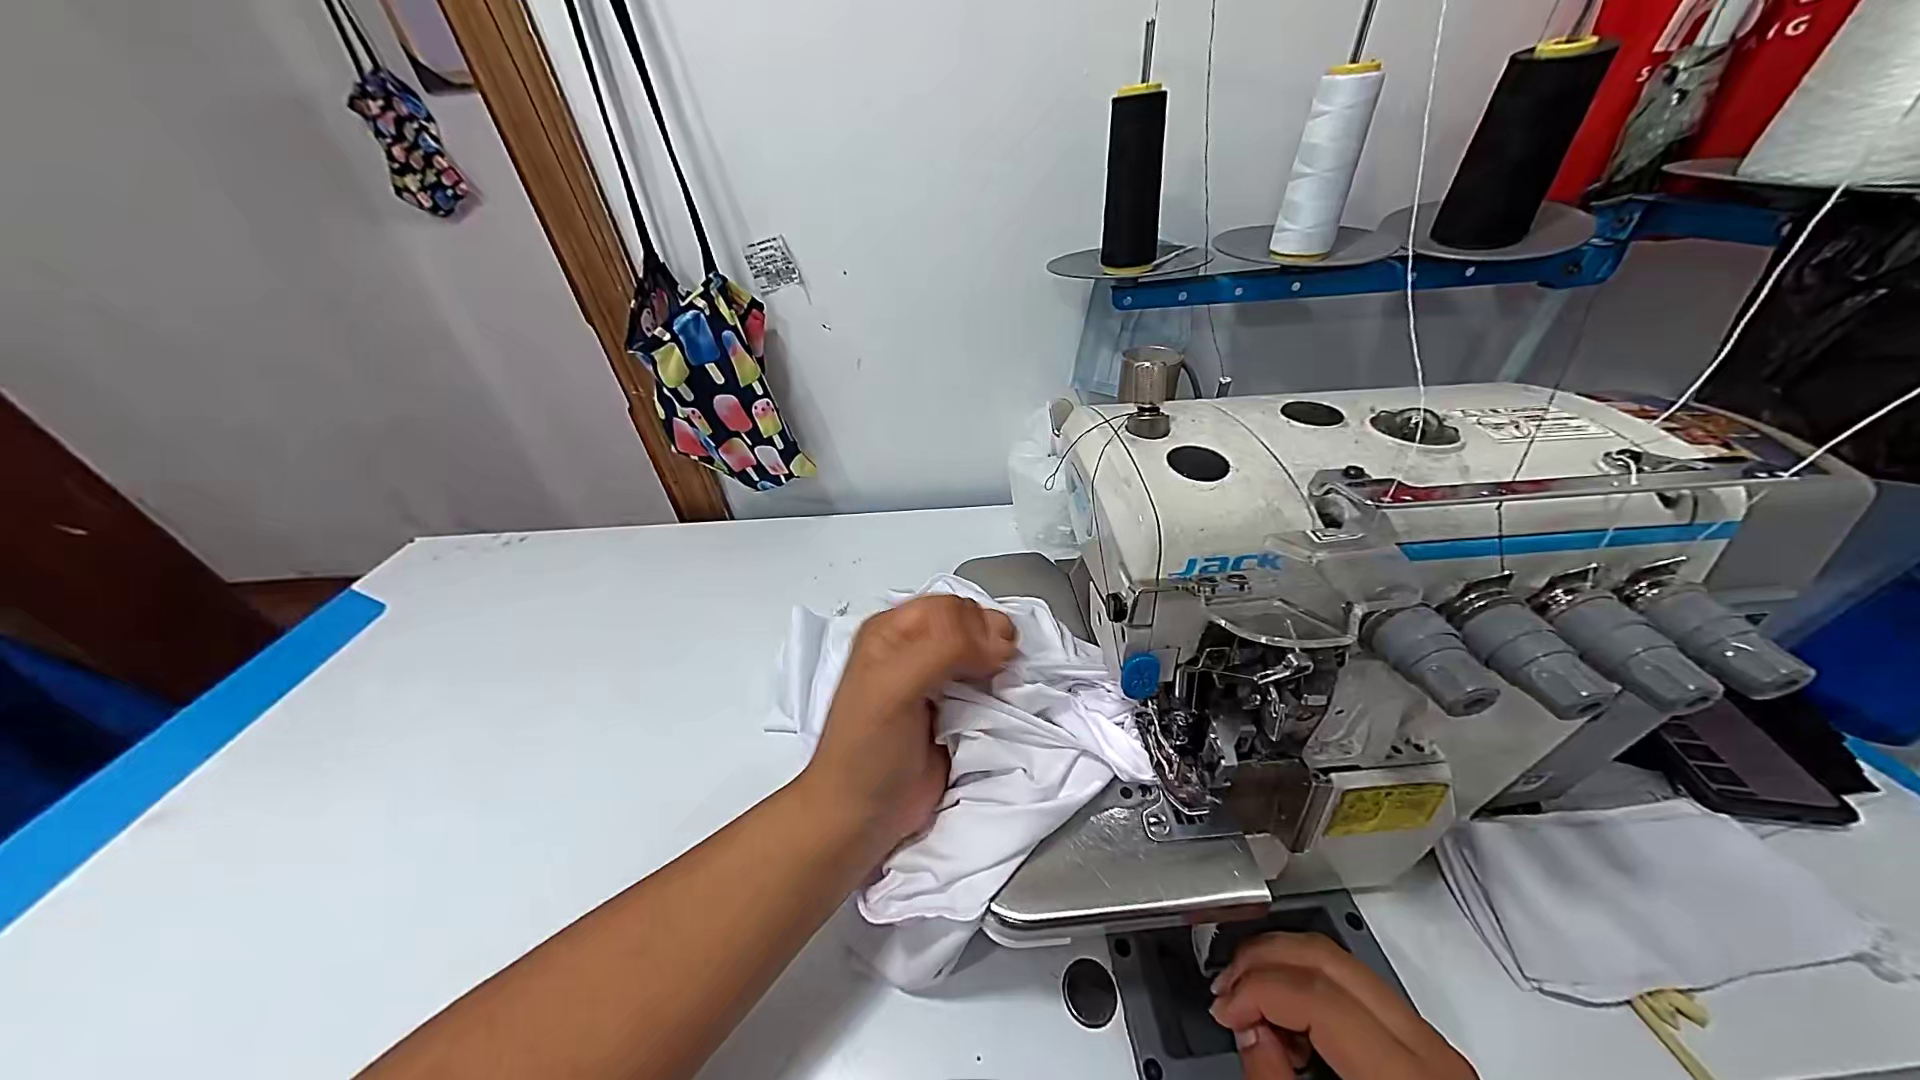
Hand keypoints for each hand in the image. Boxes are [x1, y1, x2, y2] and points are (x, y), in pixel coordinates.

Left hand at [802, 594, 1016, 853]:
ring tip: (999, 689)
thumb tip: (1000, 642)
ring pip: (983, 653)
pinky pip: (987, 686)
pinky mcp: (953, 710)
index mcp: (893, 631)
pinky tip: (998, 704)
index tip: (990, 659)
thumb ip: (944, 649)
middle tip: (994, 674)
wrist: (861, 816)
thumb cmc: (868, 750)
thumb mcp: (894, 686)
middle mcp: (914, 648)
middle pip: (972, 625)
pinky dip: (1000, 691)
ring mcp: (934, 680)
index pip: (951, 607)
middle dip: (991, 643)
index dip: (975, 627)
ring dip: (999, 667)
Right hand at [1210, 932, 1475, 1079]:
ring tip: (1248, 994)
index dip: (1255, 990)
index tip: (1223, 1010)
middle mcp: (1431, 1053)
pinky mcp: (1424, 1044)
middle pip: (1327, 960)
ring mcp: (1433, 1044)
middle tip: (1227, 988)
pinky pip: (1354, 983)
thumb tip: (1248, 1028)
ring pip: (1340, 960)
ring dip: (1282, 964)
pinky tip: (1286, 1011)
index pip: (1316, 996)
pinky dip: (1307, 981)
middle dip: (1262, 961)